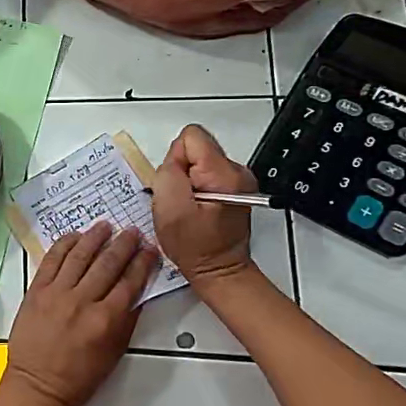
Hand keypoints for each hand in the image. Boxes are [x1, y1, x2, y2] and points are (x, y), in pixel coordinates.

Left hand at [5, 223, 160, 405]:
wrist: (38, 383)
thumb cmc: (78, 376)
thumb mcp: (114, 352)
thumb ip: (126, 320)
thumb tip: (137, 294)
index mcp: (107, 320)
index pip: (130, 282)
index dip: (143, 263)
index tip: (150, 249)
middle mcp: (82, 301)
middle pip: (107, 264)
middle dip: (123, 245)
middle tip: (132, 231)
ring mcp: (56, 293)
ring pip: (79, 257)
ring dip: (94, 238)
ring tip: (105, 226)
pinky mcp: (36, 291)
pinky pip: (52, 261)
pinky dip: (63, 246)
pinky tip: (73, 236)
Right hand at [153, 123, 257, 284]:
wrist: (218, 269)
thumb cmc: (194, 244)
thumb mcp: (168, 205)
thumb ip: (169, 170)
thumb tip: (175, 157)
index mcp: (223, 174)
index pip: (192, 136)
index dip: (175, 159)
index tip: (178, 185)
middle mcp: (237, 172)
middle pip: (196, 147)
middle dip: (181, 170)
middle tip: (181, 199)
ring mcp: (238, 180)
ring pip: (198, 161)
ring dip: (186, 180)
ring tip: (188, 206)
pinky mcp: (234, 188)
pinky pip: (204, 173)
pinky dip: (195, 188)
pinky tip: (195, 207)